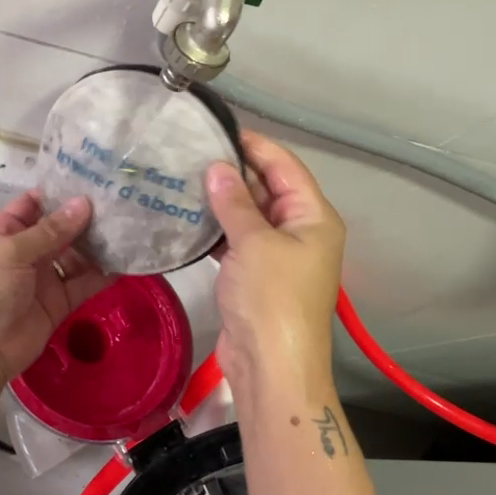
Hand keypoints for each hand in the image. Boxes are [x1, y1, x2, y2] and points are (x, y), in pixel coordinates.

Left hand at [0, 191, 111, 387]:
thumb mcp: (11, 251)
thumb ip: (49, 230)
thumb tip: (84, 203)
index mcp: (2, 233)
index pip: (32, 205)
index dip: (58, 193)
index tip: (92, 179)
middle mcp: (24, 252)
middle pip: (58, 229)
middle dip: (85, 217)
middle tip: (121, 201)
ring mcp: (42, 278)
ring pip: (75, 255)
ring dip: (97, 245)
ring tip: (128, 228)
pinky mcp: (59, 302)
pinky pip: (84, 284)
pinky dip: (103, 274)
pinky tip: (126, 262)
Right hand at [204, 130, 346, 399]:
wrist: (270, 365)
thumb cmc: (271, 298)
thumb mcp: (254, 243)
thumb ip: (235, 202)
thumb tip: (217, 167)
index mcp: (313, 217)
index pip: (285, 166)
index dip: (254, 145)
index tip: (216, 130)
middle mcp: (300, 231)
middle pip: (267, 188)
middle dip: (233, 171)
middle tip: (190, 153)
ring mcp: (278, 255)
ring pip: (249, 215)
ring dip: (221, 200)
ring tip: (182, 179)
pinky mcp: (255, 275)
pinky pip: (236, 240)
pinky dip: (215, 229)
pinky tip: (186, 218)